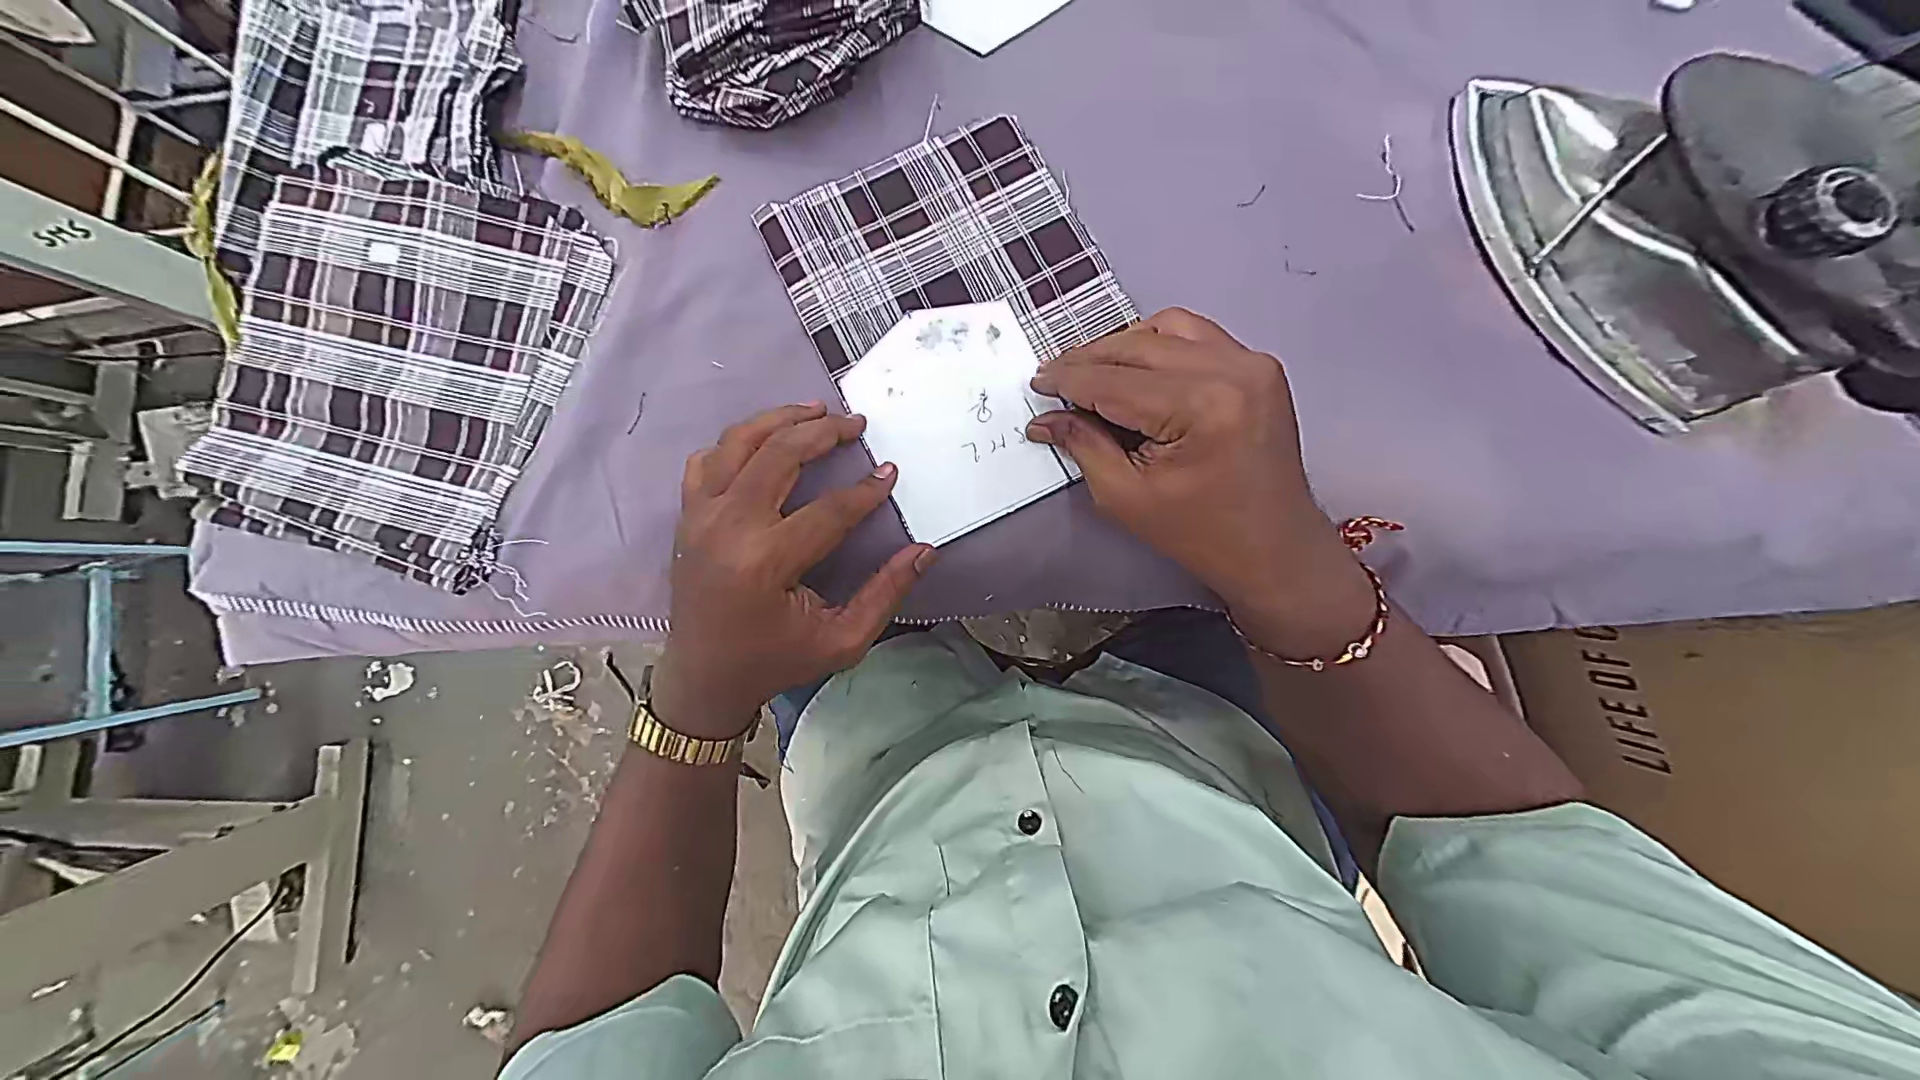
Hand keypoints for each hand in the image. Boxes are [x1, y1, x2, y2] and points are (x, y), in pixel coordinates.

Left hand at [651, 403, 935, 737]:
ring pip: (738, 444)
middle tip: (857, 425)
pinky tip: (763, 439)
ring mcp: (699, 517)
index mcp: (765, 563)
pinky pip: (706, 460)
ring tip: (815, 410)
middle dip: (823, 434)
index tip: (889, 473)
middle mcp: (727, 528)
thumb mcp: (842, 641)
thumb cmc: (773, 662)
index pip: (827, 510)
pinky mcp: (686, 516)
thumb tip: (923, 551)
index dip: (865, 490)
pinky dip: (736, 442)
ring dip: (779, 420)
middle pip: (779, 455)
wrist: (703, 677)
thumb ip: (885, 594)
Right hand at [1027, 308, 1372, 655]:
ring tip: (1091, 373)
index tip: (1038, 383)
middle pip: (1139, 346)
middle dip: (1088, 360)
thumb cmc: (1203, 534)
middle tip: (1054, 379)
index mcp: (1203, 407)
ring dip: (1122, 346)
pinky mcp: (1257, 367)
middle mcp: (1233, 370)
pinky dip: (1158, 345)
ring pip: (1167, 329)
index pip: (1115, 380)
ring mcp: (1252, 363)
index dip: (1068, 380)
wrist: (1274, 549)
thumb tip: (1048, 419)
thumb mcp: (1126, 497)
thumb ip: (1083, 446)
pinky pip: (1196, 336)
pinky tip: (1135, 368)